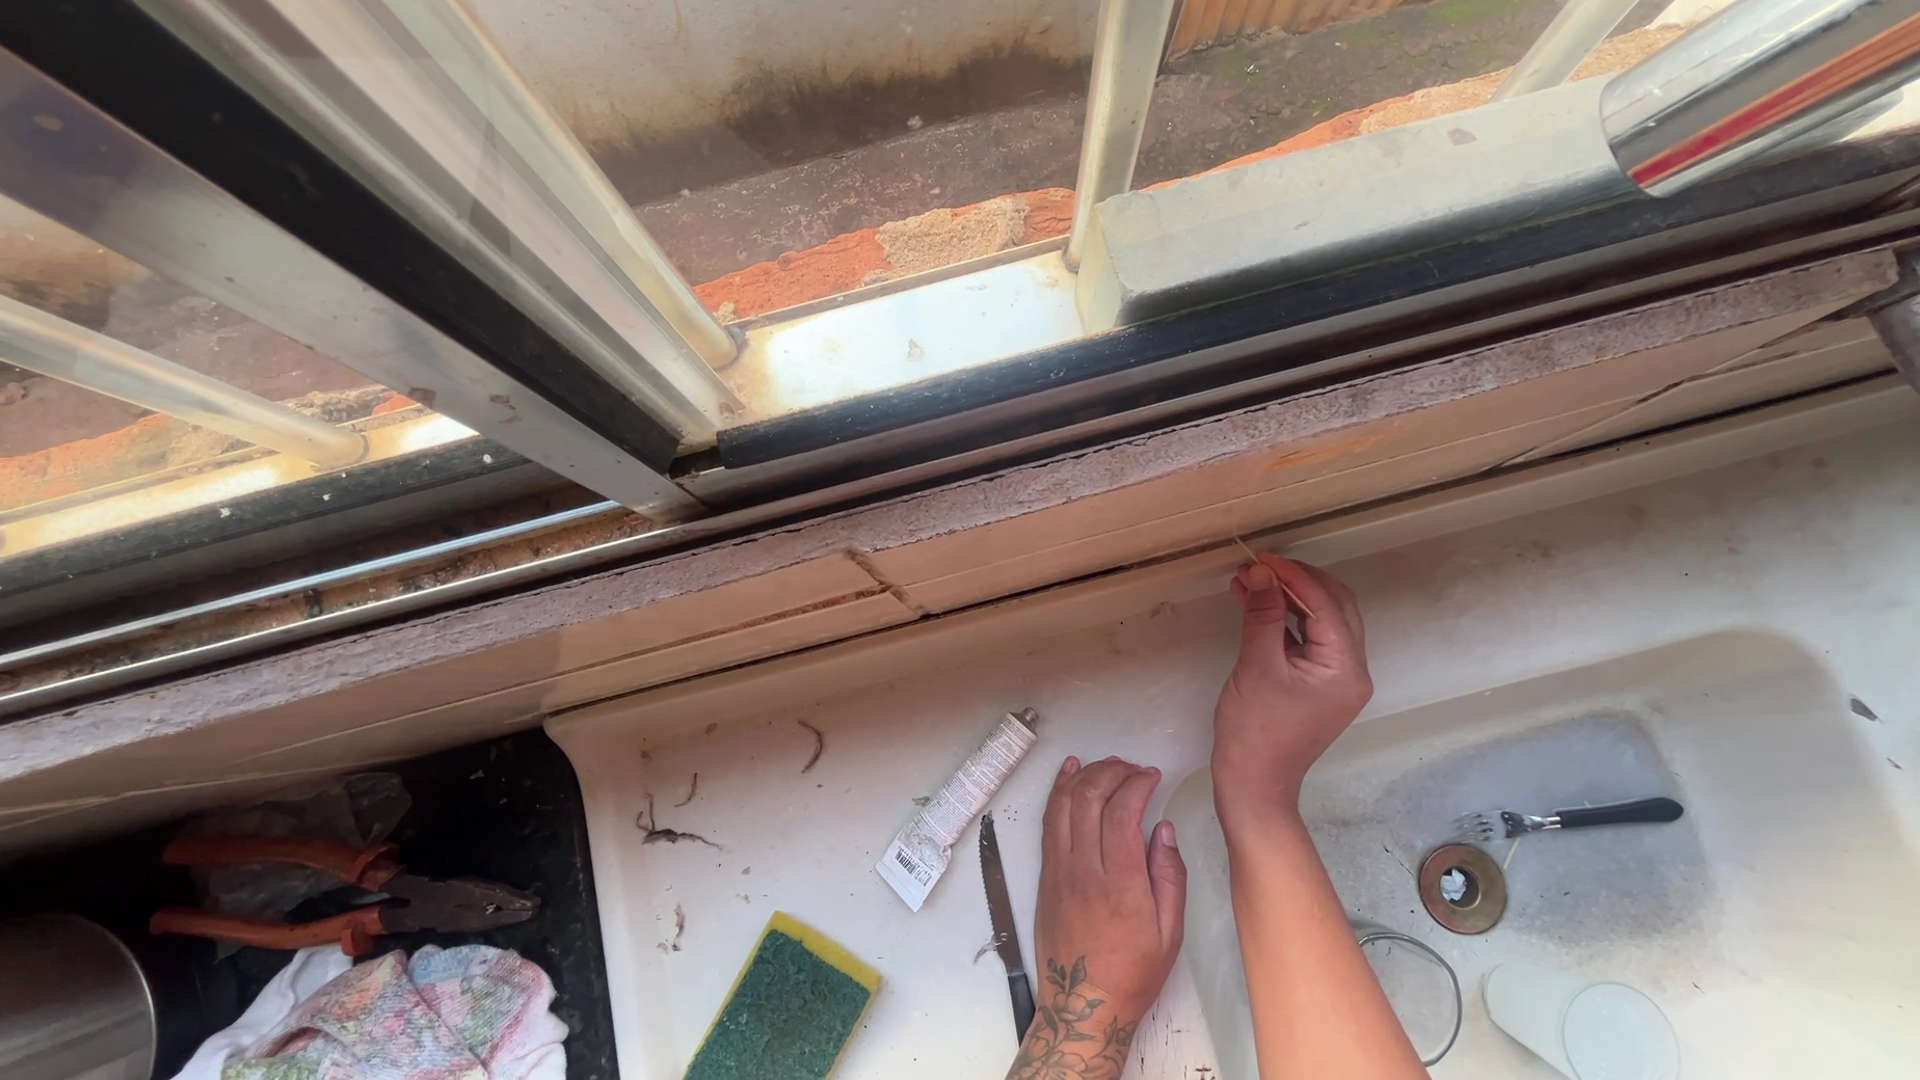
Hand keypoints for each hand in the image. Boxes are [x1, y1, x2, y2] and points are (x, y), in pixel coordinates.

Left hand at [1009, 757, 1185, 1079]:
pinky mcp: (1045, 873)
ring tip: (1107, 764)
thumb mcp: (1170, 933)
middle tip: (1133, 768)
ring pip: (1064, 804)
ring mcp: (1059, 869)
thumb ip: (1169, 876)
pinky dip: (1058, 790)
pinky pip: (1048, 821)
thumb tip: (1162, 828)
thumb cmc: (1133, 972)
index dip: (1137, 784)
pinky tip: (1069, 772)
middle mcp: (1084, 869)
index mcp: (1120, 883)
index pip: (1122, 812)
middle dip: (1112, 772)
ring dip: (1085, 775)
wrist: (1082, 1005)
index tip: (1152, 775)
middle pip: (1090, 799)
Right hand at [1212, 554, 1371, 817]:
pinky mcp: (1316, 683)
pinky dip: (1283, 619)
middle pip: (1333, 607)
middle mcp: (1351, 669)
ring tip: (1248, 580)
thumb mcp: (1257, 666)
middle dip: (1295, 581)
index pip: (1326, 605)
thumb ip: (1263, 615)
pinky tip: (1253, 604)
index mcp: (1346, 667)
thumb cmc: (1255, 728)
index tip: (1261, 558)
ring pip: (1319, 620)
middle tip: (1257, 567)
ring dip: (1287, 598)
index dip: (1294, 576)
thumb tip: (1262, 572)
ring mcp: (1335, 677)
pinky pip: (1306, 639)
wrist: (1253, 782)